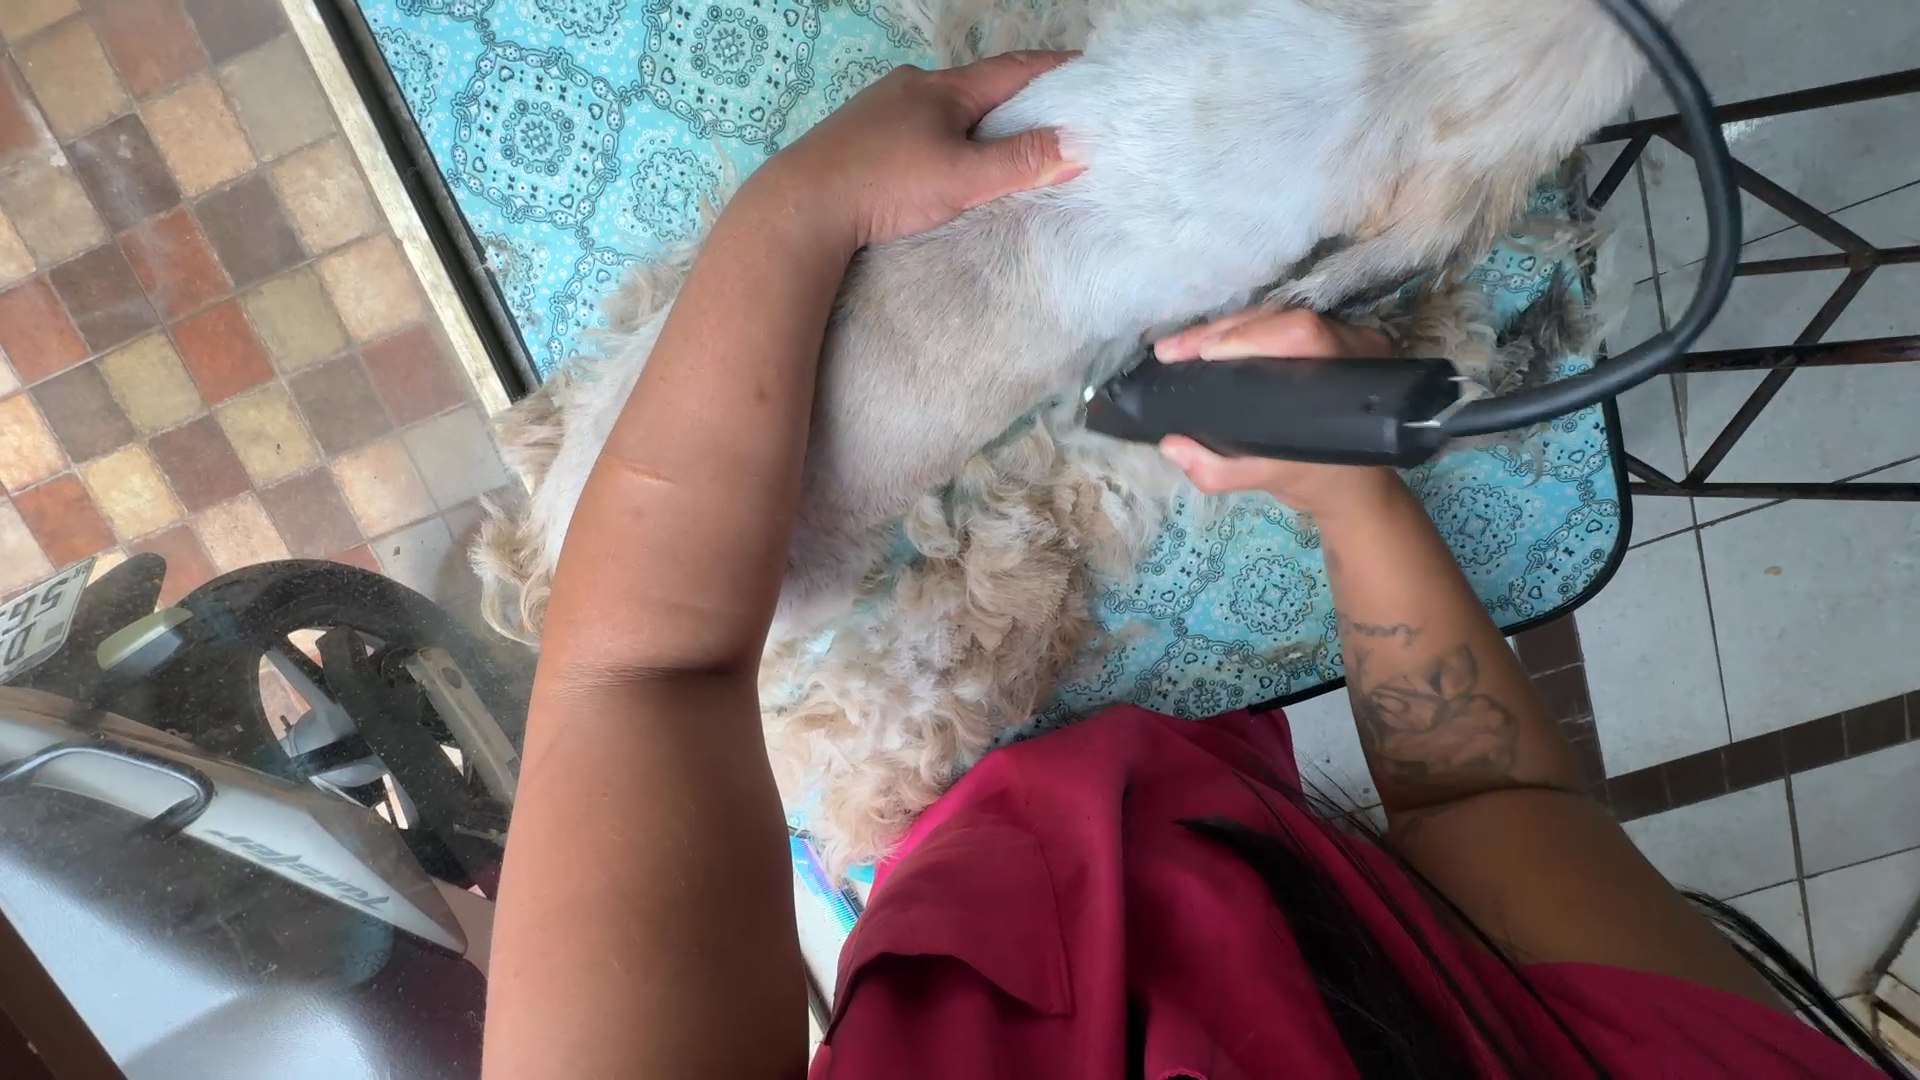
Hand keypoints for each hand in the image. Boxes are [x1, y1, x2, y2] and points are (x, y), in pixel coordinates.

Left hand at [753, 51, 1083, 249]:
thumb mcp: (961, 177)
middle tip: (1049, 115)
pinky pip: (917, 126)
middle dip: (1015, 98)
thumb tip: (1077, 147)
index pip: (1013, 70)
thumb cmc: (886, 184)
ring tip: (998, 141)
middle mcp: (912, 86)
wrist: (806, 205)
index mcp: (944, 89)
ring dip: (975, 118)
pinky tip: (940, 156)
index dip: (1053, 71)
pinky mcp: (861, 135)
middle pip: (977, 86)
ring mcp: (882, 108)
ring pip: (943, 107)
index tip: (1086, 74)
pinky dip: (943, 135)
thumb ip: (1018, 163)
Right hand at [1154, 309, 1405, 520]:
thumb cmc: (1316, 477)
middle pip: (1278, 318)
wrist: (1349, 480)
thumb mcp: (1267, 479)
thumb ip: (1219, 470)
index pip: (1300, 334)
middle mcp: (1348, 344)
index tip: (1205, 353)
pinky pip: (1274, 322)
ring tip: (1179, 346)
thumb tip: (1170, 446)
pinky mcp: (1318, 335)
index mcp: (1345, 378)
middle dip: (1219, 331)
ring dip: (1221, 328)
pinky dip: (1234, 330)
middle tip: (1172, 349)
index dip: (1250, 336)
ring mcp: (1336, 334)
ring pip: (1272, 314)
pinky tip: (1202, 341)